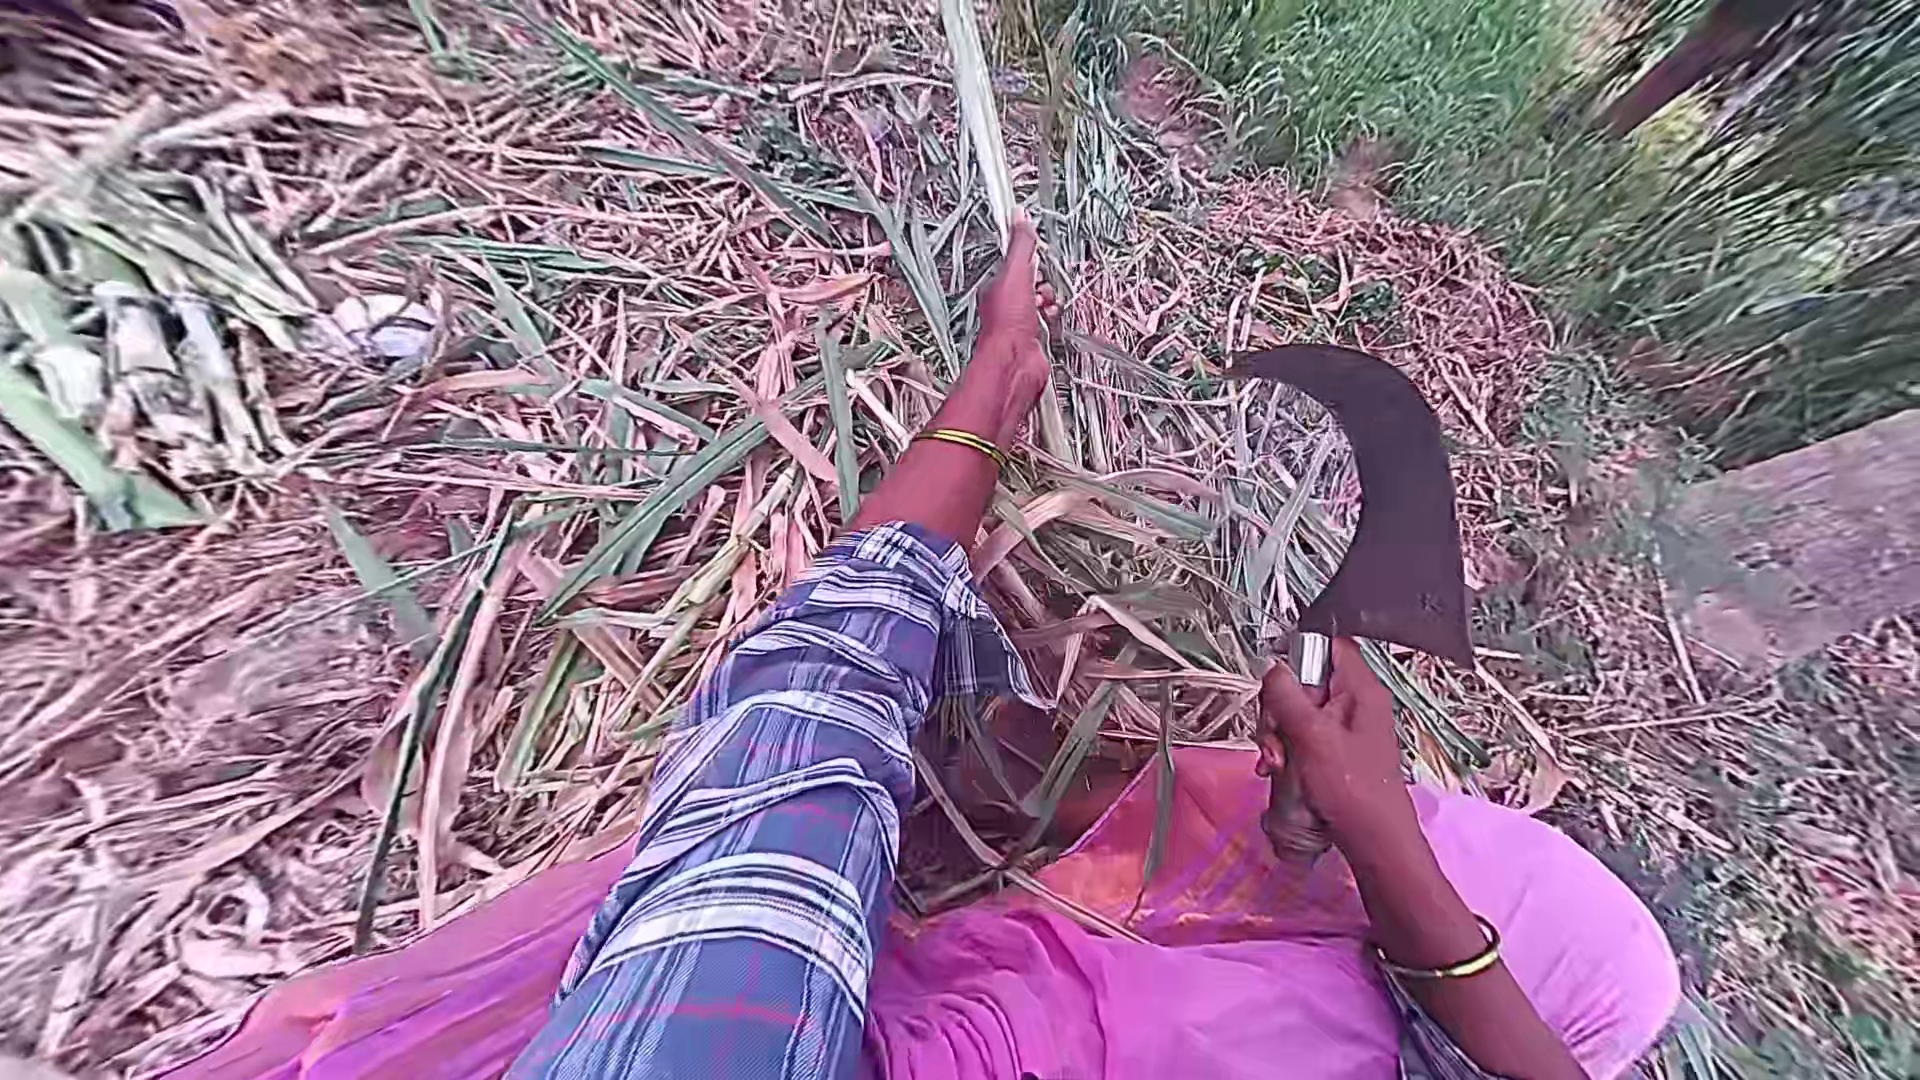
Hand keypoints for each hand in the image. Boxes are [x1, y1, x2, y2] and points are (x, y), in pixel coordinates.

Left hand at [973, 212, 1057, 408]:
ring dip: (1050, 299)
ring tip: (1046, 304)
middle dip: (1042, 281)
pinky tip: (1051, 318)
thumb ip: (1020, 245)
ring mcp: (1021, 323)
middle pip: (1032, 283)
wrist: (1016, 362)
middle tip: (1041, 285)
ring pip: (1042, 302)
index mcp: (996, 288)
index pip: (1015, 264)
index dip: (1028, 258)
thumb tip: (1020, 217)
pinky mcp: (1035, 338)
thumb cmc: (1007, 324)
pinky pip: (1049, 321)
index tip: (1037, 253)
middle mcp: (1006, 306)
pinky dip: (1053, 317)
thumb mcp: (1015, 273)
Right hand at [1256, 638, 1418, 855]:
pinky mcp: (1330, 748)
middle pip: (1301, 681)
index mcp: (1360, 691)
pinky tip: (1276, 768)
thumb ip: (1287, 696)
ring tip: (1276, 762)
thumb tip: (1272, 668)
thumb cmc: (1351, 789)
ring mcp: (1340, 727)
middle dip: (1277, 707)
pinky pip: (1296, 733)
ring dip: (1275, 733)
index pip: (1330, 644)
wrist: (1373, 843)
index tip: (1275, 675)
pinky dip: (1282, 748)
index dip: (1299, 650)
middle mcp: (1352, 703)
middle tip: (1275, 735)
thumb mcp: (1312, 736)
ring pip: (1293, 709)